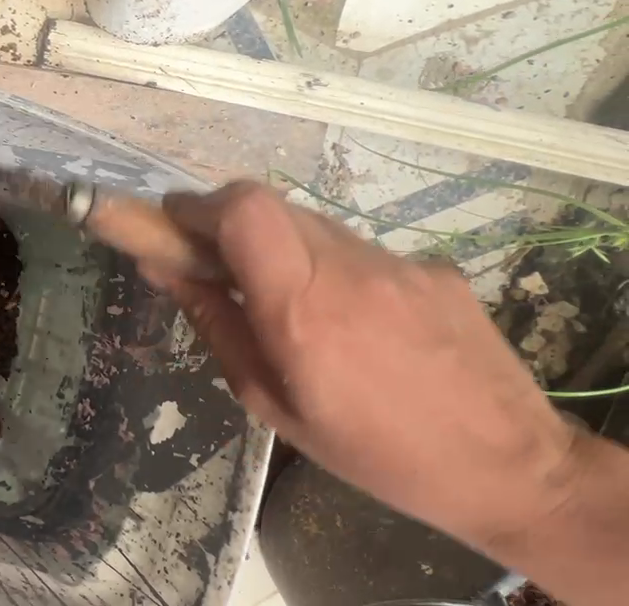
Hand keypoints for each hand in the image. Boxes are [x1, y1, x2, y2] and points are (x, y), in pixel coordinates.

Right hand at [143, 182, 584, 561]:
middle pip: (265, 203)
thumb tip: (160, 265)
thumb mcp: (267, 399)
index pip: (242, 210)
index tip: (171, 225)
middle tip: (215, 260)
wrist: (517, 474)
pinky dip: (330, 264)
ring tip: (288, 297)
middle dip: (224, 220)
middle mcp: (348, 271)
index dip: (196, 206)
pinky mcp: (434, 269)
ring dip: (277, 242)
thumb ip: (212, 322)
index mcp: (300, 307)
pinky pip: (357, 248)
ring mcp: (398, 265)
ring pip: (309, 222)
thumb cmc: (372, 450)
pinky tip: (354, 316)